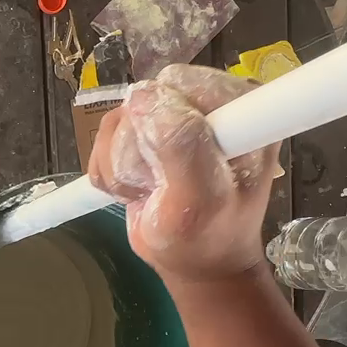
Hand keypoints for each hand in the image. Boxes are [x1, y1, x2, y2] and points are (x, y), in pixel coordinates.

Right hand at [87, 64, 281, 282]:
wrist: (193, 262)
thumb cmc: (204, 239)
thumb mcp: (201, 200)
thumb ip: (181, 144)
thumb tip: (141, 94)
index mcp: (240, 106)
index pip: (179, 85)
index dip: (161, 124)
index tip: (171, 167)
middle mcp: (208, 101)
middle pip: (143, 99)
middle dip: (137, 150)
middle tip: (159, 185)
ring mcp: (173, 114)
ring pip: (118, 119)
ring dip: (121, 165)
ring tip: (148, 191)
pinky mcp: (145, 130)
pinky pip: (106, 134)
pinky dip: (108, 169)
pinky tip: (135, 189)